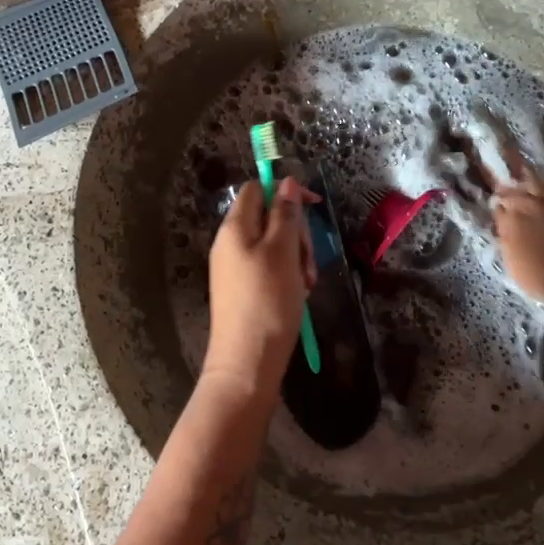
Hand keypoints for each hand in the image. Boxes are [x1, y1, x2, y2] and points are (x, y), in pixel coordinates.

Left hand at [204, 179, 318, 395]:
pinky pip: (270, 269)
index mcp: (234, 228)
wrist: (247, 363)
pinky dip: (288, 276)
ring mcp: (235, 268)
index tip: (313, 207)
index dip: (284, 191)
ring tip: (307, 283)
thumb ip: (286, 214)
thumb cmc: (267, 301)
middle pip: (268, 217)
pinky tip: (299, 295)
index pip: (256, 189)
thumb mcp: (283, 252)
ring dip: (297, 258)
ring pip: (274, 245)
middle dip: (296, 233)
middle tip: (309, 261)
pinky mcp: (243, 290)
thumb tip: (287, 181)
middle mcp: (230, 243)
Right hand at [486, 142, 543, 311]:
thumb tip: (498, 217)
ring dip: (513, 154)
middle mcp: (525, 201)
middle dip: (488, 163)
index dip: (477, 186)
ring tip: (502, 137)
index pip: (489, 200)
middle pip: (503, 180)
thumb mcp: (513, 264)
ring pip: (528, 170)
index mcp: (507, 219)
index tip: (465, 170)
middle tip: (475, 142)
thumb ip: (504, 237)